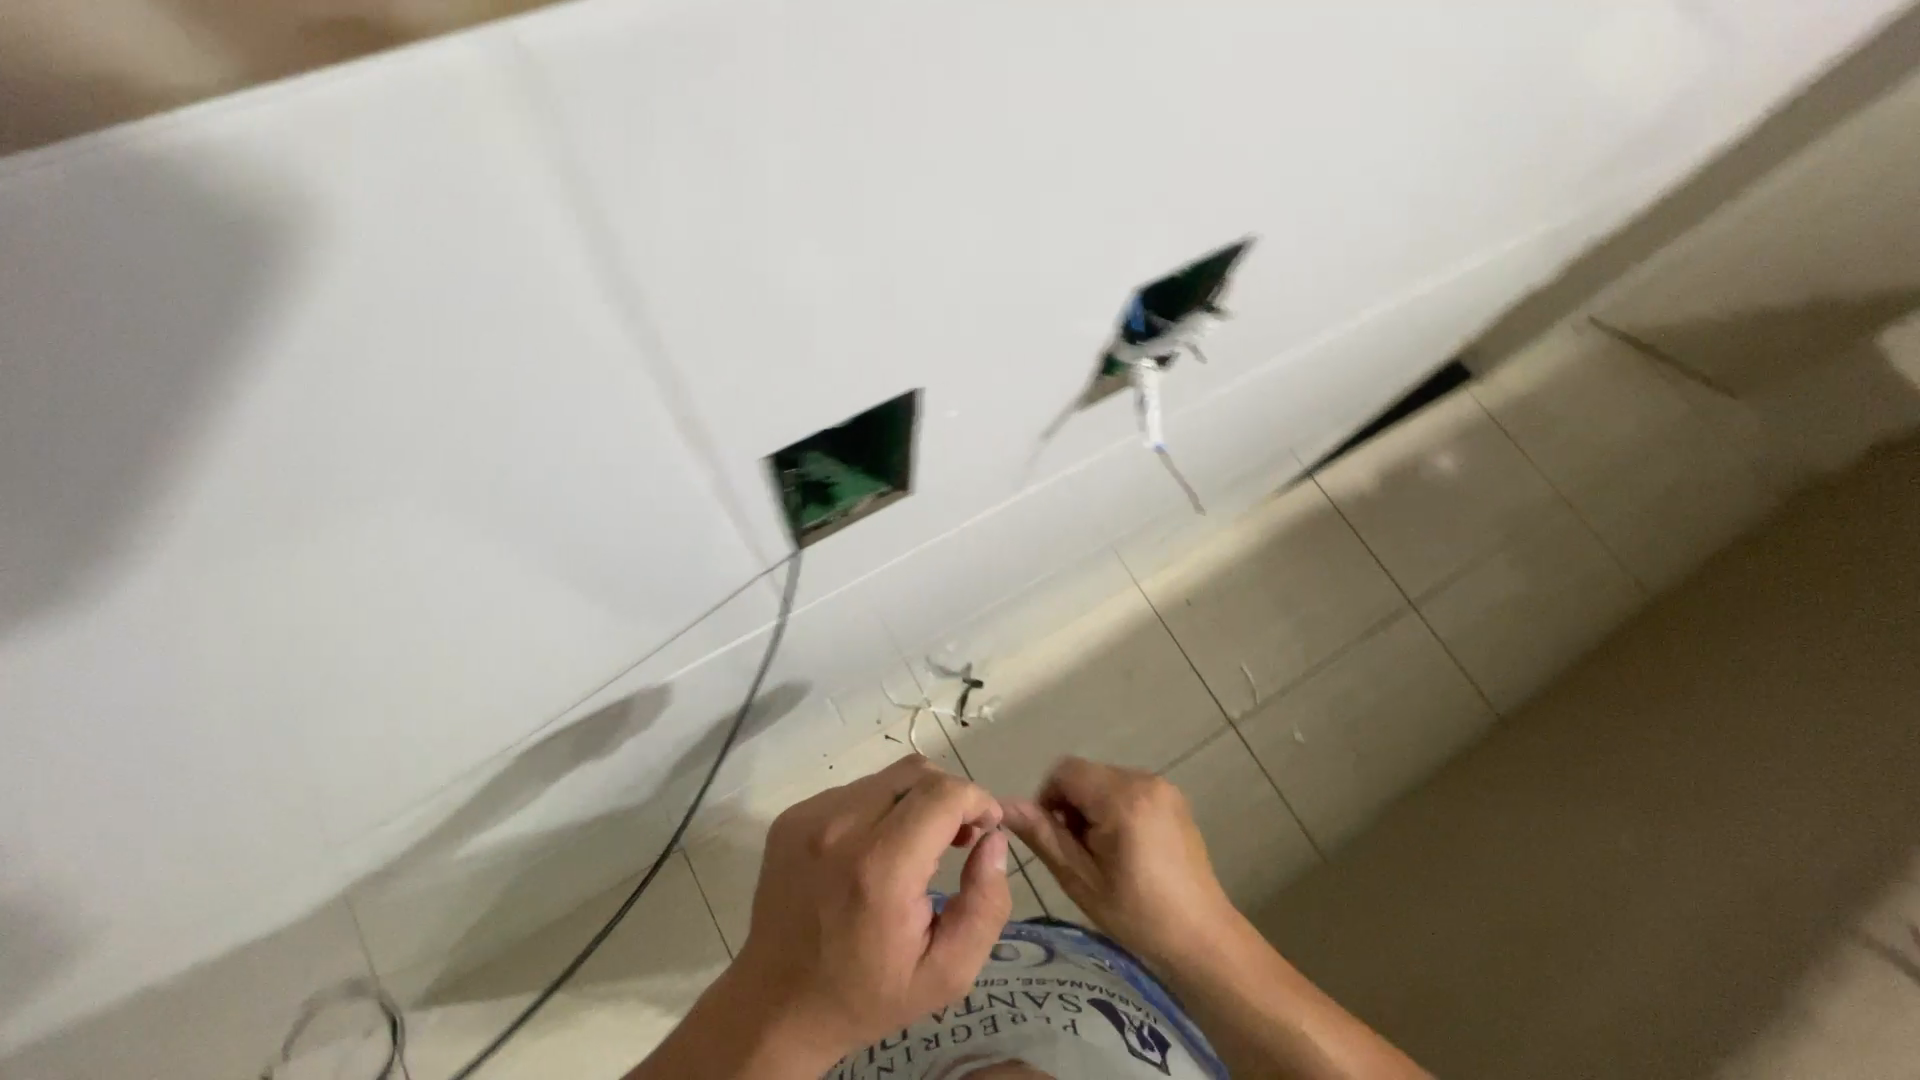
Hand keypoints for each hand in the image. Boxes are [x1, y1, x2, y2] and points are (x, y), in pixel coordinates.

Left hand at [724, 754, 1012, 1067]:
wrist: (777, 1006)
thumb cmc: (868, 994)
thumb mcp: (947, 973)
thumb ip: (985, 906)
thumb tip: (993, 841)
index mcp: (881, 868)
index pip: (944, 793)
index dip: (978, 800)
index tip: (987, 828)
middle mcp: (840, 828)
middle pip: (917, 774)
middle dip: (950, 797)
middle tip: (959, 838)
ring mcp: (809, 818)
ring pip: (885, 778)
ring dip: (914, 801)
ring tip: (917, 847)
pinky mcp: (791, 818)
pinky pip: (853, 791)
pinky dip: (878, 809)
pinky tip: (875, 851)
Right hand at [1003, 756, 1232, 967]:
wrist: (1201, 936)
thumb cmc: (1136, 913)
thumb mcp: (1080, 878)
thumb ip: (1042, 835)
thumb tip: (1004, 805)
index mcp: (1122, 798)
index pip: (1064, 771)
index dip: (1047, 798)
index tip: (1053, 838)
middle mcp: (1144, 780)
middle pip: (1085, 774)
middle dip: (1071, 806)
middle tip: (1078, 853)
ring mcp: (1164, 787)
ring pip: (1105, 781)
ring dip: (1092, 807)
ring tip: (1102, 854)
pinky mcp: (1174, 798)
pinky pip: (1128, 788)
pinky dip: (1115, 808)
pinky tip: (1125, 848)